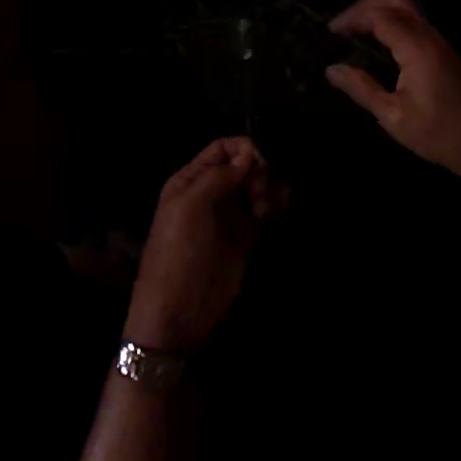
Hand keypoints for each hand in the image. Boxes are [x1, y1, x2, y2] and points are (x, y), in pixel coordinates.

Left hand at [126, 137, 283, 352]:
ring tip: (267, 206)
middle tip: (260, 192)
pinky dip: (274, 206)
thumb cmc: (178, 253)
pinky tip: (283, 204)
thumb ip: (217, 177)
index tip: (259, 162)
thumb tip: (248, 154)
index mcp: (189, 181)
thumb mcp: (190, 208)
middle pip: (241, 167)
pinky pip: (261, 214)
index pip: (220, 149)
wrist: (177, 311)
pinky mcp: (242, 239)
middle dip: (256, 171)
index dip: (241, 149)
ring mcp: (226, 217)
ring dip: (267, 189)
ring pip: (254, 189)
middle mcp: (209, 194)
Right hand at [325, 0, 460, 176]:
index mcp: (418, 50)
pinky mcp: (444, 51)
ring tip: (354, 28)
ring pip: (407, 9)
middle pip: (395, 2)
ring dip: (379, 10)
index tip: (331, 32)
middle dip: (365, 6)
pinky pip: (415, 22)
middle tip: (341, 24)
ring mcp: (440, 43)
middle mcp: (430, 38)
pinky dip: (391, 20)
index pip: (380, 17)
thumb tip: (331, 69)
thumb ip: (361, 88)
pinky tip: (377, 38)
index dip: (352, 19)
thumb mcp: (392, 116)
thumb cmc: (437, 134)